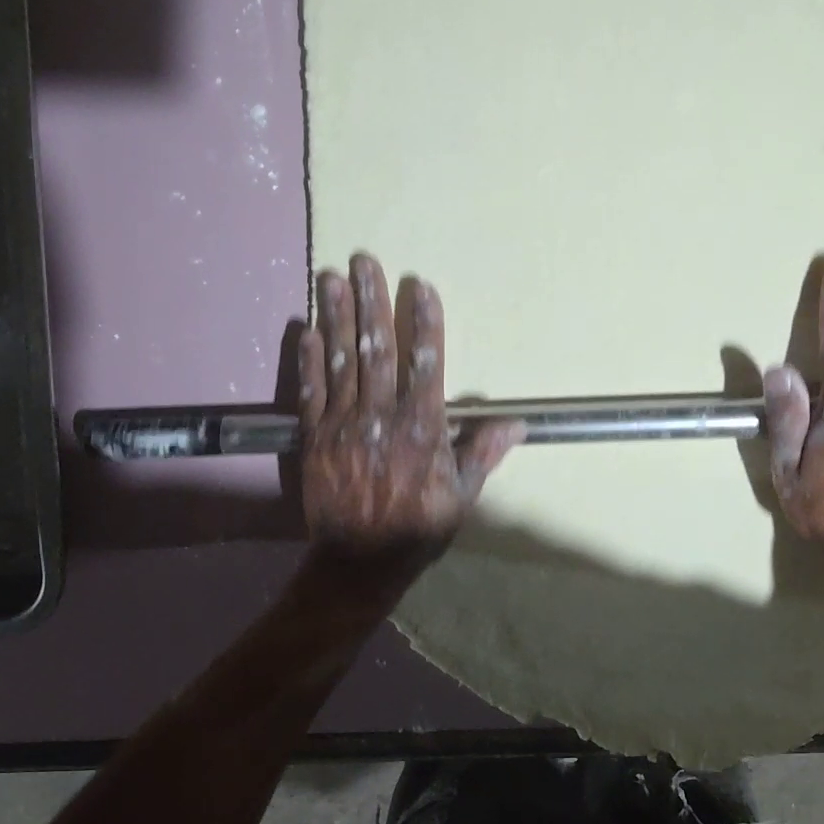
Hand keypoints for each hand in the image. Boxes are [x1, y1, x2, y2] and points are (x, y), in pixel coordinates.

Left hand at [296, 254, 523, 578]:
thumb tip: (516, 423)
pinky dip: (309, 360)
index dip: (423, 322)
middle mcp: (381, 416)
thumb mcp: (462, 496)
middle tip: (365, 261)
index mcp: (422, 428)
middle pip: (378, 349)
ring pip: (341, 361)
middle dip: (372, 302)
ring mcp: (344, 424)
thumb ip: (483, 454)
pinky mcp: (314, 437)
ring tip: (332, 277)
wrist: (360, 562)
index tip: (420, 286)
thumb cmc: (418, 527)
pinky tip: (307, 329)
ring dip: (336, 316)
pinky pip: (311, 391)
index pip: (426, 363)